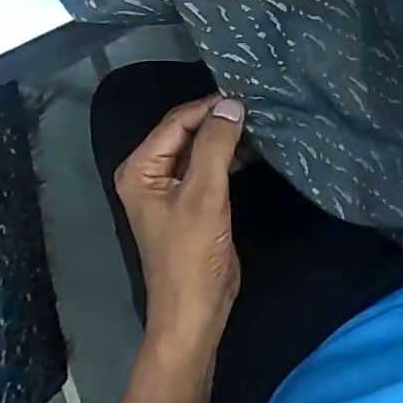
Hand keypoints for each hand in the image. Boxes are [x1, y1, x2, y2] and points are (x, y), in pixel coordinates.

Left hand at [114, 94, 246, 341]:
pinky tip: (254, 149)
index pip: (177, 122)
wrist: (196, 305)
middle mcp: (151, 172)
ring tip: (261, 122)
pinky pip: (210, 166)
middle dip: (219, 118)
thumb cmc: (192, 252)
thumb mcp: (204, 195)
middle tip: (258, 106)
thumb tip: (232, 104)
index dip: (210, 107)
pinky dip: (230, 155)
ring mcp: (172, 188)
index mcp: (141, 168)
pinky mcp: (194, 201)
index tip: (249, 97)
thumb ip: (215, 146)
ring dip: (226, 136)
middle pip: (186, 131)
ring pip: (200, 147)